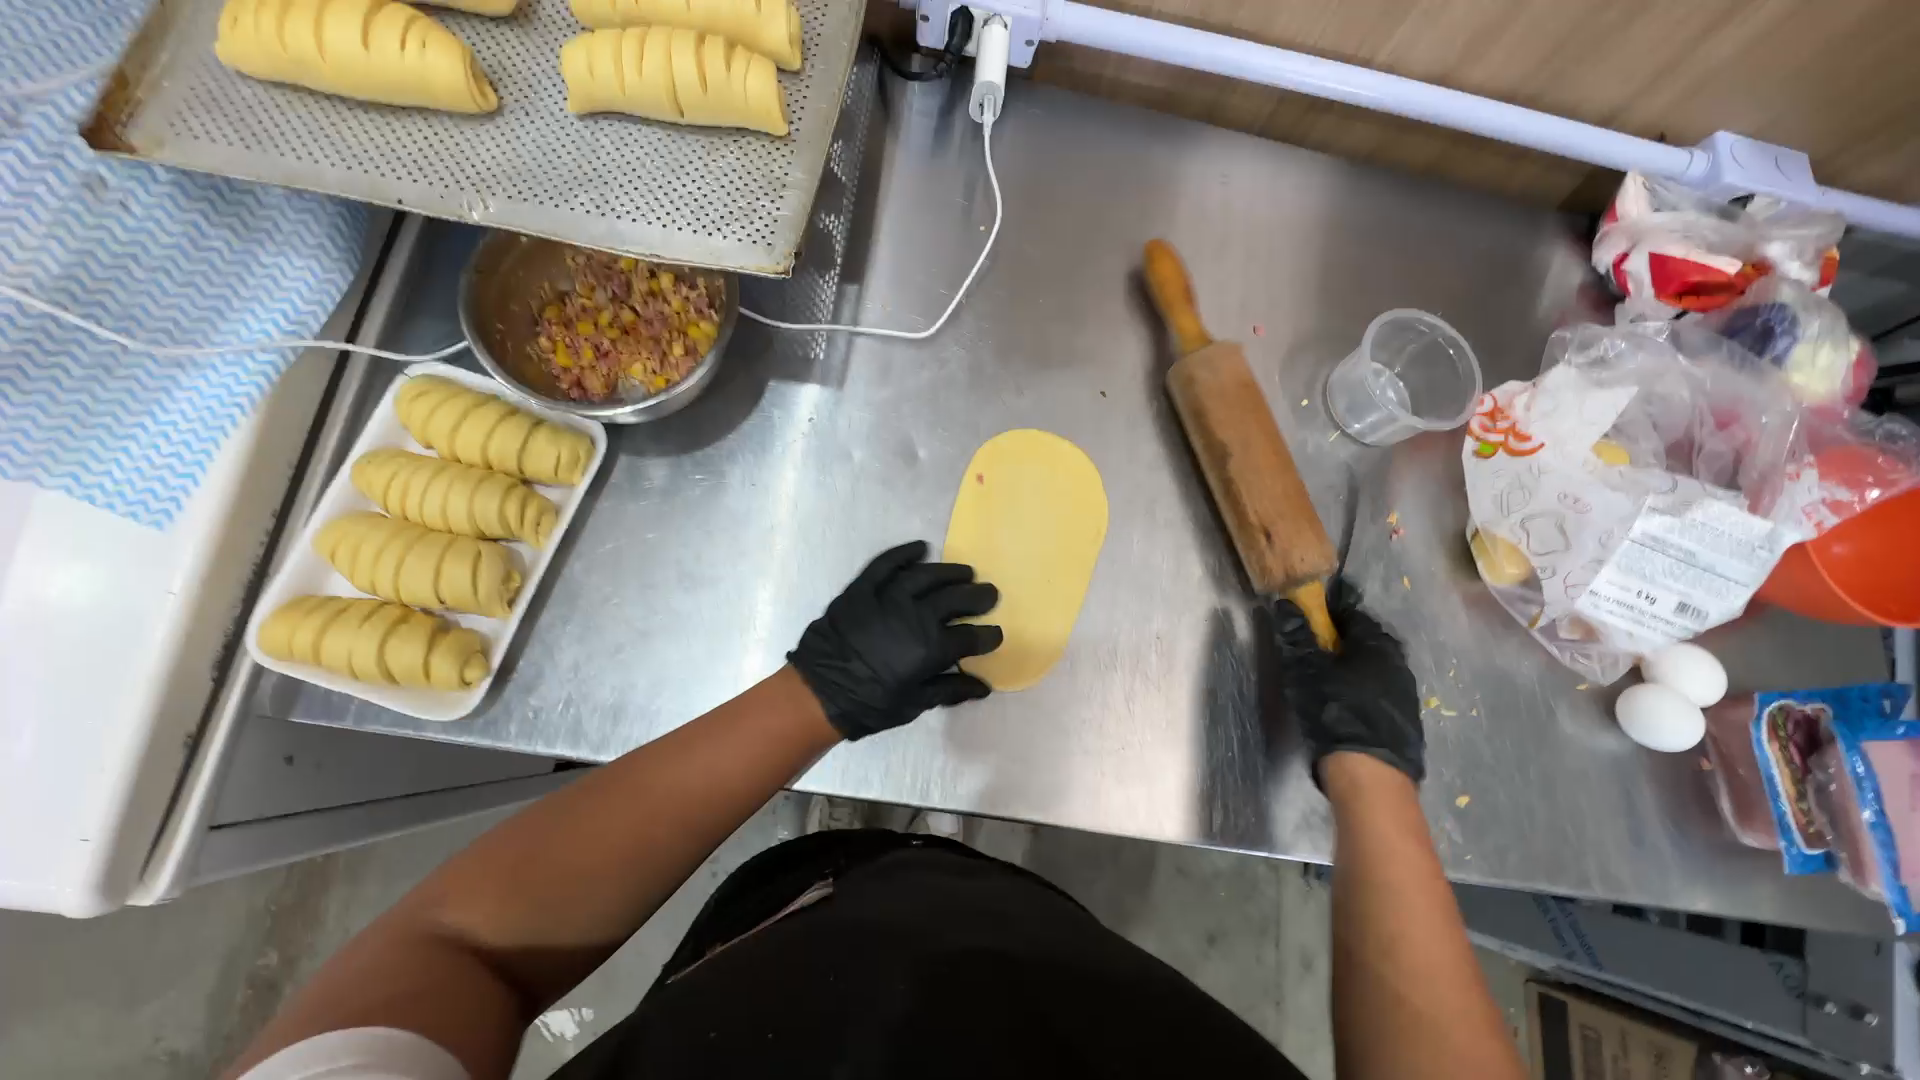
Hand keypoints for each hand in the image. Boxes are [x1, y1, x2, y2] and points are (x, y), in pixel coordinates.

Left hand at [788, 541, 1003, 739]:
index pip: (970, 637)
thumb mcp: (914, 704)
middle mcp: (915, 615)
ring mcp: (887, 597)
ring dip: (950, 572)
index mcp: (930, 648)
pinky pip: (886, 563)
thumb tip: (983, 687)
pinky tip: (921, 548)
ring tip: (966, 572)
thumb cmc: (869, 704)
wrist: (818, 693)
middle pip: (955, 599)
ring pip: (927, 576)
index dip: (987, 636)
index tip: (996, 634)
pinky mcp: (863, 588)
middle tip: (989, 594)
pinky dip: (904, 554)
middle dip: (978, 597)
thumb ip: (950, 690)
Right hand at [1270, 580, 1423, 785]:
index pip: (1352, 613)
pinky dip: (1364, 689)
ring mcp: (1405, 692)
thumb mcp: (1307, 670)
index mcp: (1376, 644)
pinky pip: (1381, 691)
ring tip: (1330, 674)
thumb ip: (1297, 636)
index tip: (1311, 613)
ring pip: (1376, 667)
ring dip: (1355, 665)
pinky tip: (1348, 702)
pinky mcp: (1405, 719)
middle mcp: (1397, 662)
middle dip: (1344, 639)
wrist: (1371, 772)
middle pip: (1367, 640)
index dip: (1330, 610)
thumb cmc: (1336, 710)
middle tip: (1317, 645)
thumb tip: (1285, 604)